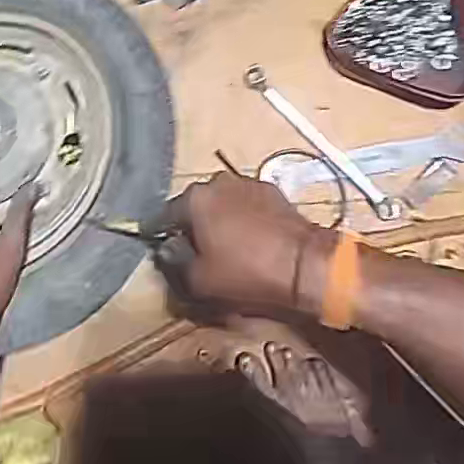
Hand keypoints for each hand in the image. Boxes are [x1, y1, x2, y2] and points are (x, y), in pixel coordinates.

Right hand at [158, 172, 328, 314]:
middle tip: (194, 252)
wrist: (303, 263)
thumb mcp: (199, 282)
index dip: (160, 235)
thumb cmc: (246, 272)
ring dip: (219, 219)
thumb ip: (174, 264)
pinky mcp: (271, 190)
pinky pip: (246, 204)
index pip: (164, 215)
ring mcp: (247, 182)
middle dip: (192, 226)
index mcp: (195, 198)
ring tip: (225, 246)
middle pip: (195, 205)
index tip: (160, 250)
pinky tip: (250, 239)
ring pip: (221, 202)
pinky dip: (243, 218)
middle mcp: (218, 181)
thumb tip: (167, 250)